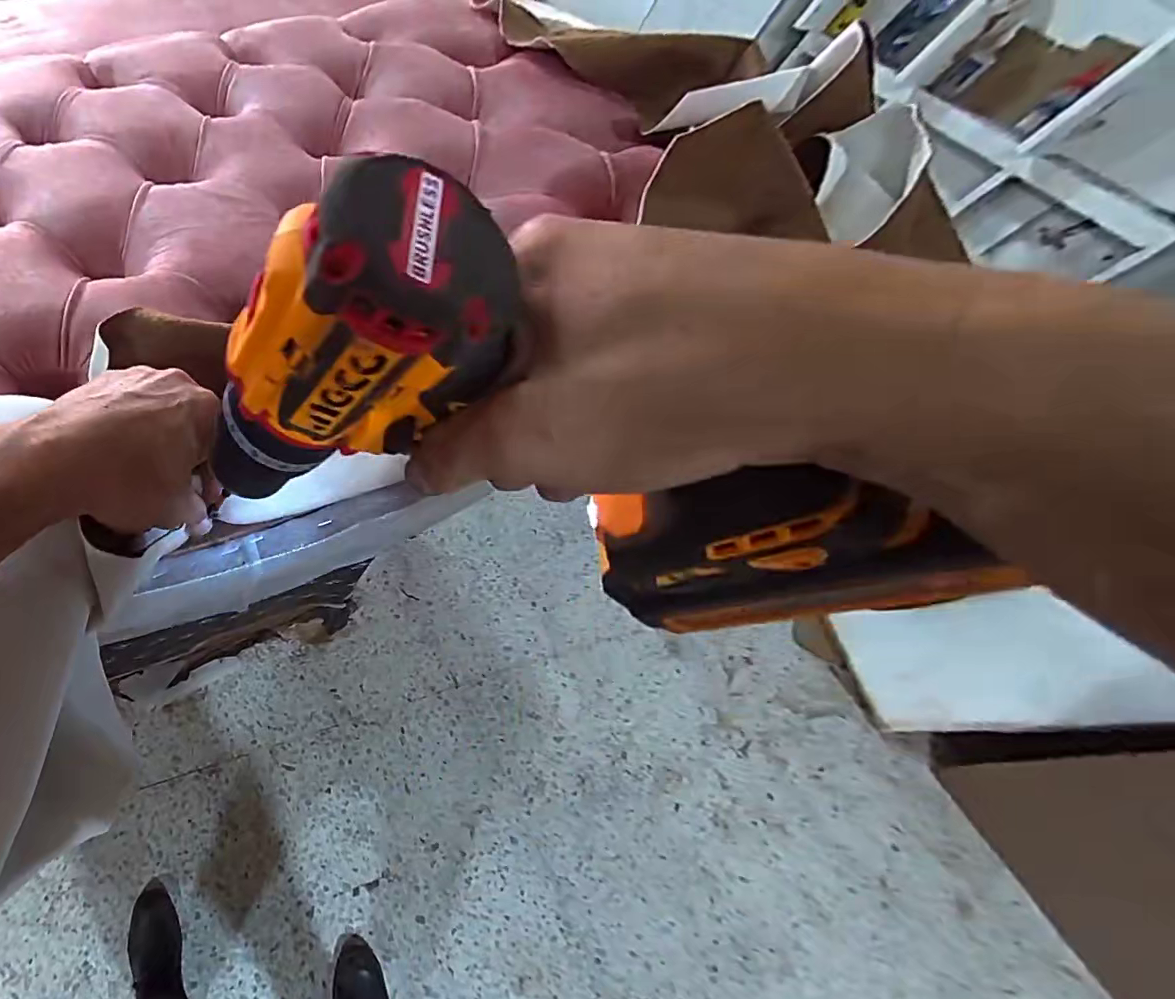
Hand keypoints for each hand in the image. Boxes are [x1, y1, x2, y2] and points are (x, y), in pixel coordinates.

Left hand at [22, 366, 219, 532]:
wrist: (54, 458)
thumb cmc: (124, 481)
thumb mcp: (170, 509)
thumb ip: (193, 510)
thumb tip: (197, 512)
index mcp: (203, 407)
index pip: (222, 447)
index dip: (212, 479)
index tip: (200, 498)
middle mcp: (173, 381)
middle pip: (189, 423)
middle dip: (184, 454)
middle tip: (172, 486)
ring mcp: (134, 374)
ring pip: (157, 412)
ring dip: (154, 439)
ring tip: (137, 471)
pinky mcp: (100, 380)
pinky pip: (125, 407)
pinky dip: (125, 428)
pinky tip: (111, 454)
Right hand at [406, 217, 973, 498]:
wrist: (862, 364)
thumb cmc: (667, 391)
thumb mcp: (537, 437)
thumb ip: (456, 453)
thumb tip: (412, 469)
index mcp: (519, 262)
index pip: (430, 333)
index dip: (418, 397)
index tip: (428, 446)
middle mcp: (562, 253)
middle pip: (485, 351)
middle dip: (490, 419)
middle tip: (515, 465)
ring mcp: (621, 272)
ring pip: (539, 362)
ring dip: (541, 422)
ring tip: (573, 466)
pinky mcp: (668, 299)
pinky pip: (593, 359)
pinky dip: (589, 406)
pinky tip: (621, 442)